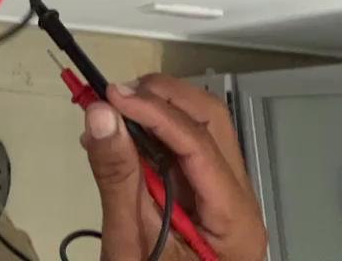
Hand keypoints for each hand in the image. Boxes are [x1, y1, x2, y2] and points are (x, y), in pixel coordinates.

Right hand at [80, 75, 267, 260]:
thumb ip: (117, 176)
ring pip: (202, 125)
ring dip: (158, 107)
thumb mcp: (129, 246)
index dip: (154, 111)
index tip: (108, 95)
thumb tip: (100, 111)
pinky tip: (119, 135)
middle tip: (113, 96)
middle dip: (162, 98)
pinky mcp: (204, 195)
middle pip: (211, 121)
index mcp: (235, 221)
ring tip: (113, 111)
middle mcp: (241, 200)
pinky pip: (185, 144)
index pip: (198, 143)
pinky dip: (152, 128)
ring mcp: (225, 196)